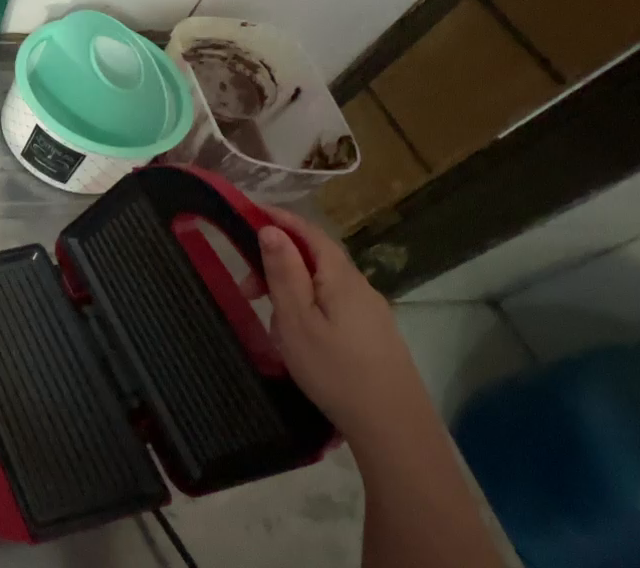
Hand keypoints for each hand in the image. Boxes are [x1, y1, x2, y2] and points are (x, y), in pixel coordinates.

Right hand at [257, 204, 436, 443]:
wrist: (393, 428)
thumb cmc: (335, 370)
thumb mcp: (296, 320)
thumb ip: (283, 273)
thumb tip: (271, 230)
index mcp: (341, 279)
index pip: (310, 232)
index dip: (279, 217)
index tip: (245, 212)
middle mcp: (361, 288)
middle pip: (316, 257)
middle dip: (277, 258)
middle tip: (245, 286)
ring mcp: (372, 312)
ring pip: (323, 282)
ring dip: (290, 284)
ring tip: (268, 314)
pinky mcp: (374, 334)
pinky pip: (333, 302)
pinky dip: (306, 302)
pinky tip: (296, 331)